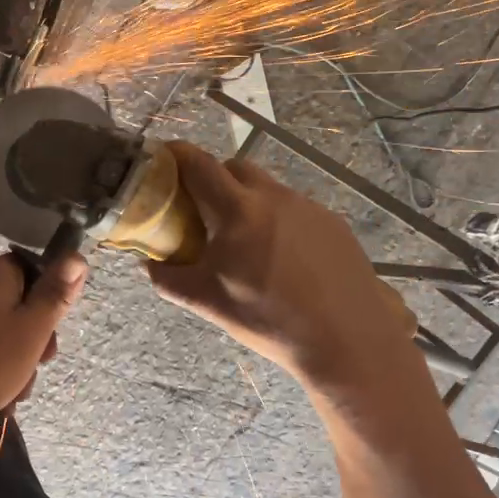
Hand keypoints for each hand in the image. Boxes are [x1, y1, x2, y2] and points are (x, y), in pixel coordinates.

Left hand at [0, 252, 88, 432]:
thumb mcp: (32, 328)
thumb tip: (76, 256)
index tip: (55, 324)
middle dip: (37, 337)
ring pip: (8, 331)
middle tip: (40, 360)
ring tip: (18, 387)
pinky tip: (2, 394)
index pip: (32, 267)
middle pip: (22, 303)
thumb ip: (55, 294)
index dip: (50, 295)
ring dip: (21, 360)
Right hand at [146, 141, 418, 393]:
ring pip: (266, 188)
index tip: (161, 159)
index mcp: (238, 212)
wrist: (349, 342)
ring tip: (242, 243)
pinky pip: (293, 208)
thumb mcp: (205, 303)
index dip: (175, 155)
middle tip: (198, 211)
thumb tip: (149, 262)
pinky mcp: (333, 224)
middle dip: (211, 179)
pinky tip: (279, 258)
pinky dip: (275, 220)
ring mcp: (309, 208)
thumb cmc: (269, 320)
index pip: (199, 164)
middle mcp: (275, 198)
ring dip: (244, 201)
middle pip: (234, 167)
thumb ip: (167, 277)